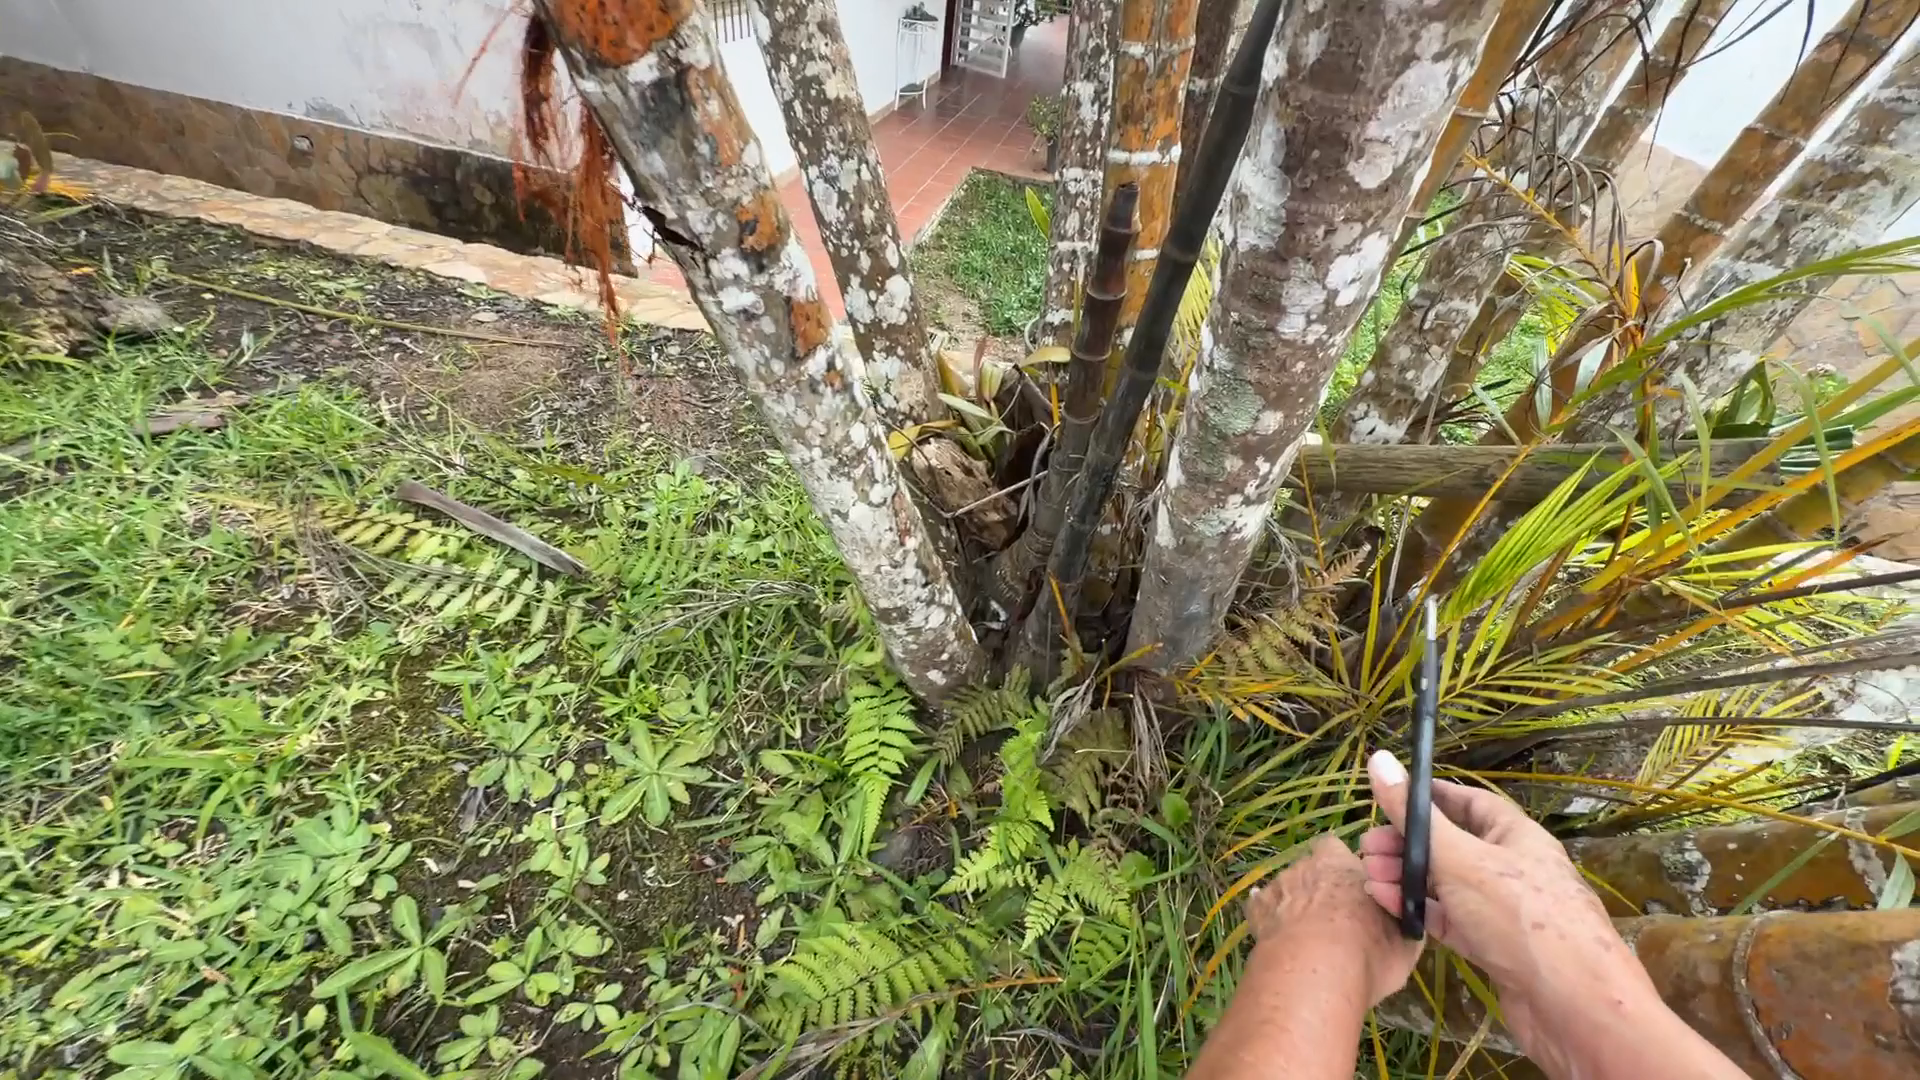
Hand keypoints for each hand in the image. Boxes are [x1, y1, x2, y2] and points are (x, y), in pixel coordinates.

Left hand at [1247, 833, 1421, 1006]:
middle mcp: (1304, 866)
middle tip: (1333, 918)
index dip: (1340, 864)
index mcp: (1339, 864)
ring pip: (1287, 888)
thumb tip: (1399, 913)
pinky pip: (1262, 907)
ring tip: (1308, 937)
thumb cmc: (1368, 950)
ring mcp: (1277, 885)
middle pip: (1310, 869)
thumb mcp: (1404, 939)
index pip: (1334, 848)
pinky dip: (1270, 918)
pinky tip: (1280, 938)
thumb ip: (1397, 917)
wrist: (1316, 969)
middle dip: (1318, 886)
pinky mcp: (1257, 909)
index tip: (1350, 886)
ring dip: (1295, 904)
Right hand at [1357, 751, 1659, 1061]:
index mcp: (1516, 837)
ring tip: (1369, 876)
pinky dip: (1417, 909)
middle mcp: (1512, 869)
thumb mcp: (1457, 856)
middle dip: (1406, 843)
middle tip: (1368, 847)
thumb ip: (1413, 812)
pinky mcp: (1494, 946)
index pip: (1468, 802)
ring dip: (1405, 876)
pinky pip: (1448, 917)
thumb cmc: (1520, 918)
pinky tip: (1386, 904)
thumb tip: (1379, 757)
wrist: (1578, 1013)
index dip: (1428, 796)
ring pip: (1445, 882)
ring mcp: (1503, 910)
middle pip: (1450, 844)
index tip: (1387, 795)